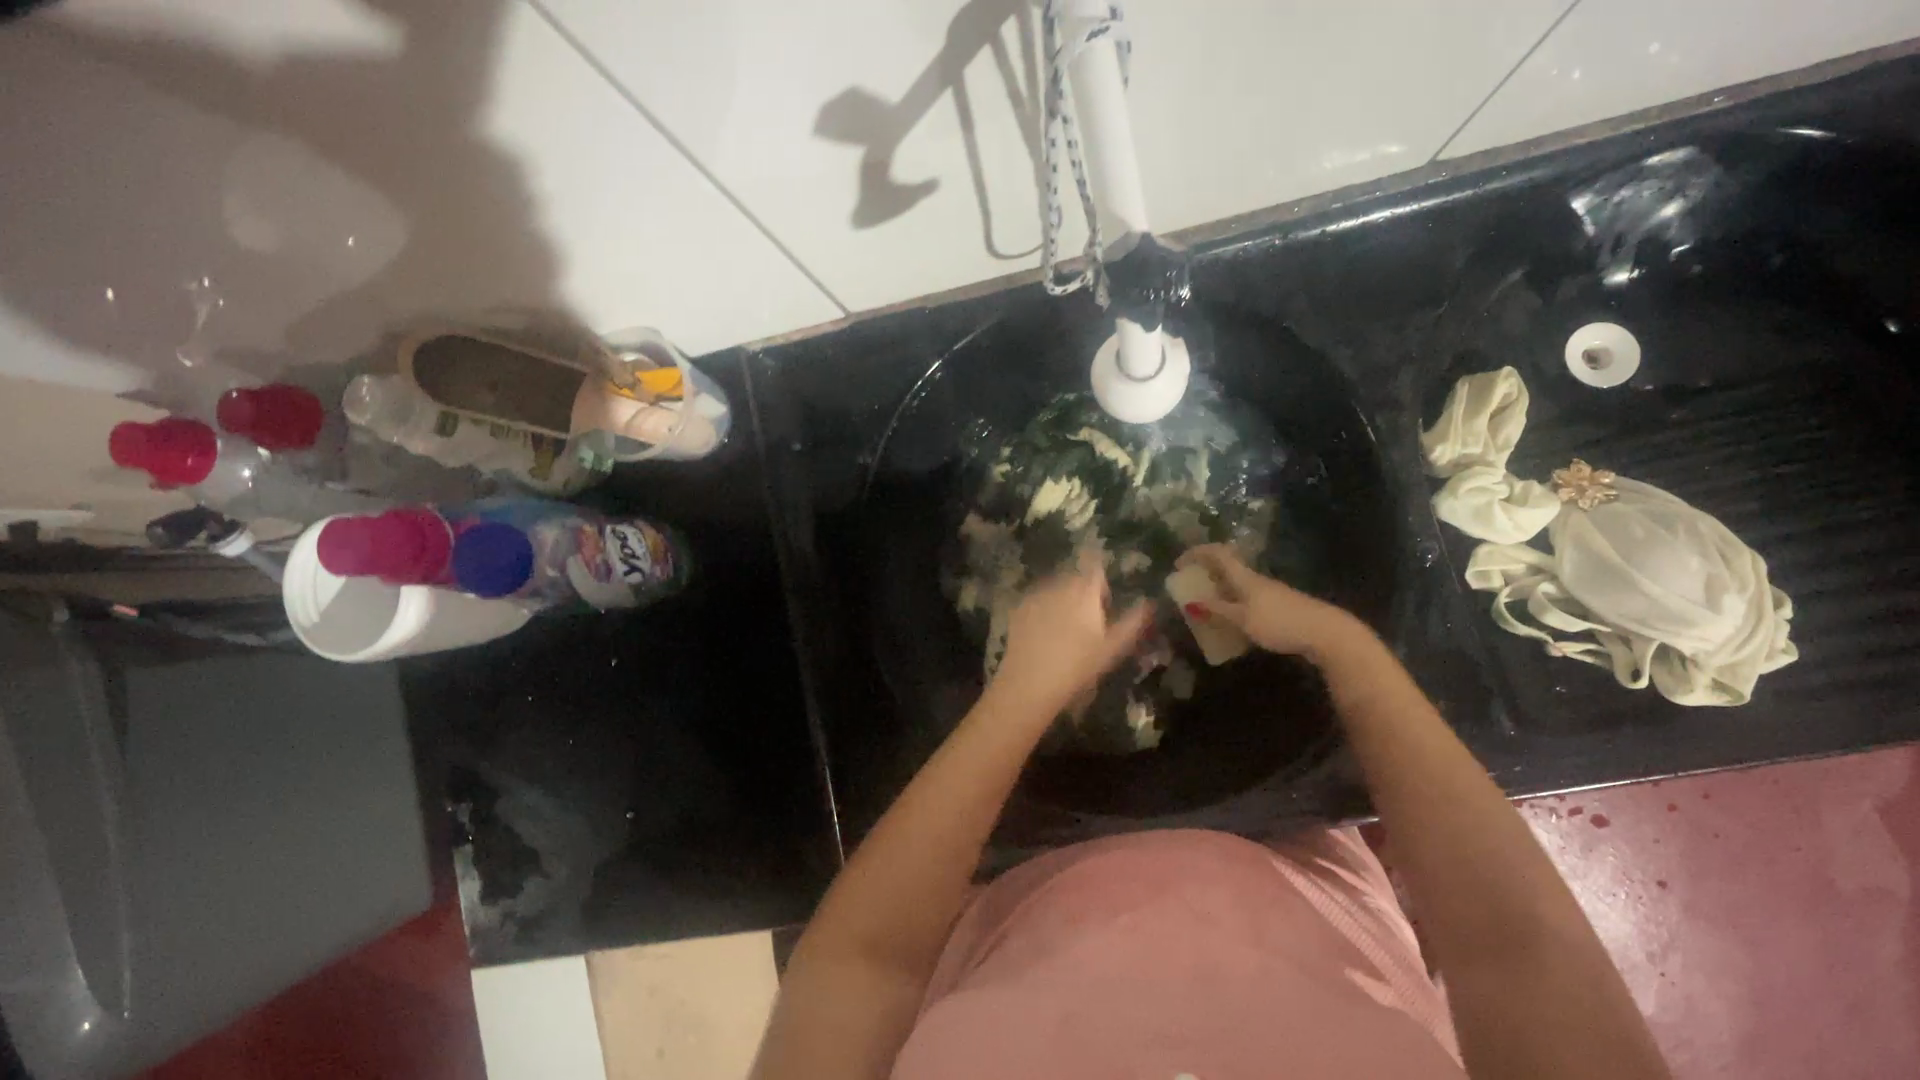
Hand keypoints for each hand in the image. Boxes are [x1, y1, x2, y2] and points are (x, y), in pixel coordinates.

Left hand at [986, 560, 1151, 718]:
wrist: (1030, 683)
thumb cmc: (1078, 666)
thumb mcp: (1112, 648)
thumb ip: (1133, 622)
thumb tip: (1149, 603)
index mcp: (1084, 590)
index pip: (1096, 566)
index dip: (1102, 582)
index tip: (1105, 603)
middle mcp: (1058, 584)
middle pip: (1075, 577)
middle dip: (1084, 593)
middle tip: (1089, 624)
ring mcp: (1035, 594)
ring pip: (1055, 588)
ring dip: (1063, 600)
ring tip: (1066, 631)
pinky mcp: (1018, 608)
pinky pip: (1037, 601)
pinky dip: (1044, 610)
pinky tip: (1045, 635)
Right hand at [1177, 545, 1367, 662]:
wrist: (1325, 633)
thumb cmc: (1280, 622)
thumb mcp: (1243, 619)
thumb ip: (1217, 610)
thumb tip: (1189, 602)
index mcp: (1245, 577)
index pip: (1217, 553)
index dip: (1197, 553)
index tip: (1178, 563)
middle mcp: (1256, 579)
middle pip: (1227, 567)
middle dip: (1205, 573)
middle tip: (1188, 586)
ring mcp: (1269, 592)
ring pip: (1237, 584)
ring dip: (1218, 590)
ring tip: (1205, 606)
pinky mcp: (1278, 605)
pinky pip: (1246, 598)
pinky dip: (1232, 603)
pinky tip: (1230, 621)